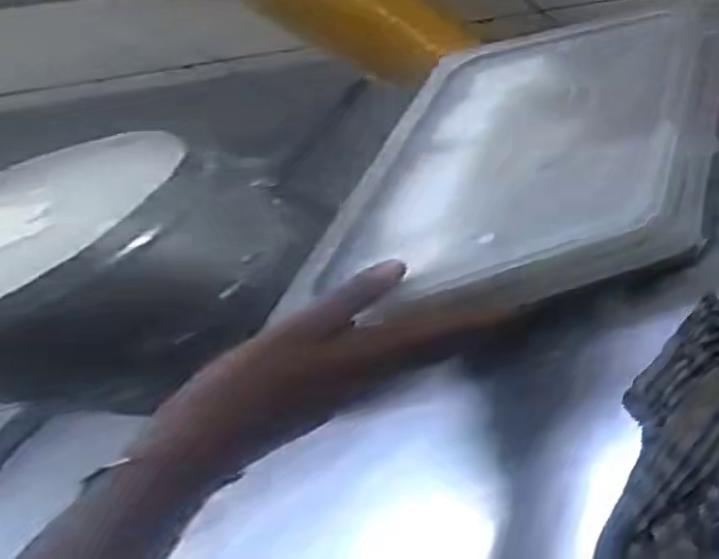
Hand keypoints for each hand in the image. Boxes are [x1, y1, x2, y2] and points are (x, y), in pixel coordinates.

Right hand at [127, 261, 509, 489]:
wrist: (193, 452)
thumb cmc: (245, 387)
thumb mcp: (295, 332)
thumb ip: (350, 299)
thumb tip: (401, 265)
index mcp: (378, 353)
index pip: (449, 332)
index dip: (488, 319)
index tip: (525, 306)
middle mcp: (383, 371)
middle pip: (446, 344)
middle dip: (482, 323)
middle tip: (515, 300)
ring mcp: (364, 385)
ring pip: (427, 353)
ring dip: (458, 331)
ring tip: (483, 306)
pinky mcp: (344, 391)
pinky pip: (402, 360)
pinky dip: (425, 340)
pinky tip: (422, 327)